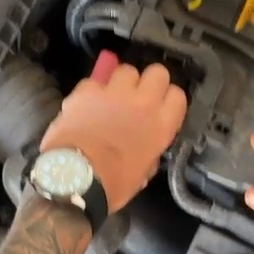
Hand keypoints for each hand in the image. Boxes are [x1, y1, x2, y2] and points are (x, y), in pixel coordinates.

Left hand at [42, 51, 185, 210]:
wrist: (76, 177)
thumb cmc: (113, 184)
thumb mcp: (142, 173)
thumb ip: (149, 152)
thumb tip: (145, 149)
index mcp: (161, 126)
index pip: (177, 96)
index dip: (168, 100)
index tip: (160, 108)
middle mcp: (143, 103)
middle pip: (157, 72)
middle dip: (149, 81)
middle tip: (139, 96)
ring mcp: (115, 93)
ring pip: (126, 70)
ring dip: (121, 81)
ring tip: (112, 96)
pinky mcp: (87, 90)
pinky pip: (95, 80)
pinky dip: (92, 90)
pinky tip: (87, 103)